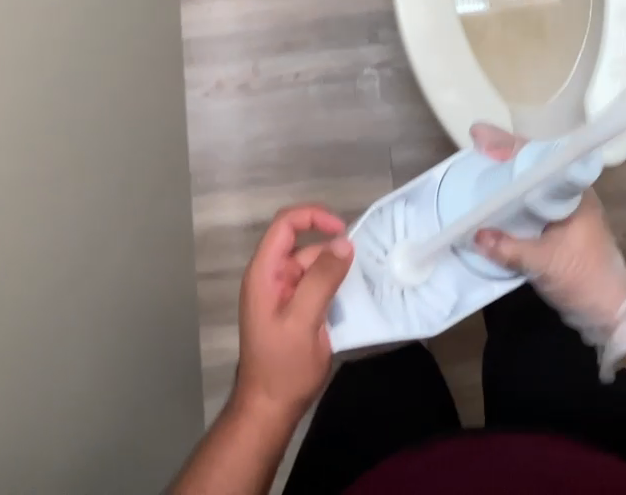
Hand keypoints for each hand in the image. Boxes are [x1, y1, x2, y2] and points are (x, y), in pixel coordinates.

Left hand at [233, 205, 352, 420]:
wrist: (270, 409)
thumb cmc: (282, 366)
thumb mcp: (304, 321)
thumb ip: (322, 279)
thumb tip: (345, 243)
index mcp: (265, 273)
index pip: (285, 225)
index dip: (313, 217)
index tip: (343, 230)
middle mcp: (272, 277)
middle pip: (303, 244)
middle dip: (331, 251)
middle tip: (359, 268)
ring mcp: (283, 293)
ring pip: (314, 265)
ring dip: (336, 272)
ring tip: (361, 285)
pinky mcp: (295, 308)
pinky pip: (317, 285)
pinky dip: (335, 286)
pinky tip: (352, 298)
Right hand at [470, 124, 625, 379]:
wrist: (611, 311)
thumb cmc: (585, 279)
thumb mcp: (545, 264)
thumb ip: (510, 249)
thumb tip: (475, 234)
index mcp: (574, 192)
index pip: (539, 157)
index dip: (510, 147)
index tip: (482, 138)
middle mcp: (570, 194)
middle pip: (534, 163)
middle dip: (504, 153)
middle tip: (474, 143)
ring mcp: (564, 209)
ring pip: (531, 181)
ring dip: (506, 173)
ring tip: (477, 162)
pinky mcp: (557, 225)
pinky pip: (530, 200)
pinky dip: (510, 195)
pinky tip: (491, 197)